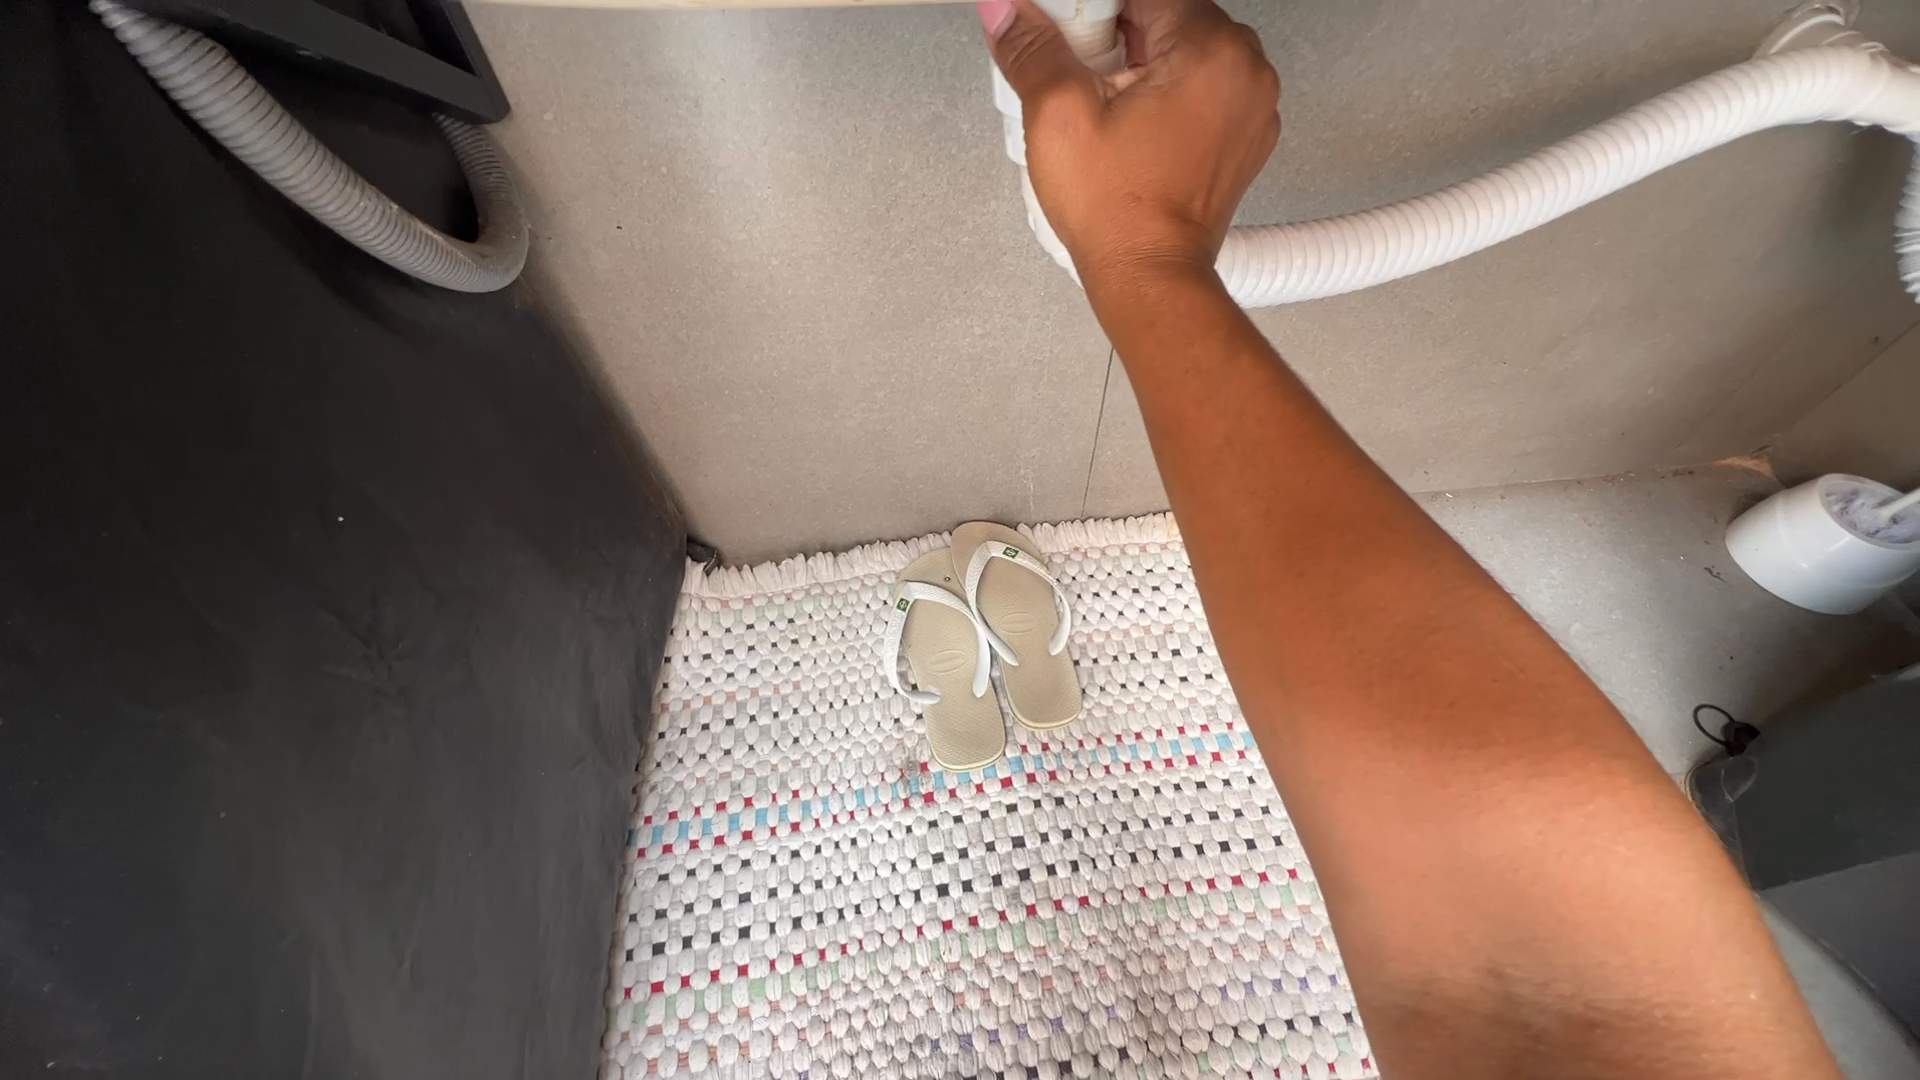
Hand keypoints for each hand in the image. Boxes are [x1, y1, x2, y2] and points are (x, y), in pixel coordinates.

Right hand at [976, 0, 1278, 288]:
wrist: (1149, 277)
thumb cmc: (1117, 213)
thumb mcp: (1057, 119)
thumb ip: (1032, 51)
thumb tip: (1004, 10)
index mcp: (1209, 49)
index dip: (1095, 11)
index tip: (1071, 39)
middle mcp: (1245, 70)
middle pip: (1170, 19)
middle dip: (1120, 38)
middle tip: (1084, 82)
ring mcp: (1252, 108)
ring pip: (1188, 56)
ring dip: (1145, 68)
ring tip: (1108, 113)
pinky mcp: (1244, 141)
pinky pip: (1205, 94)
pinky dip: (1171, 100)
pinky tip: (1134, 133)